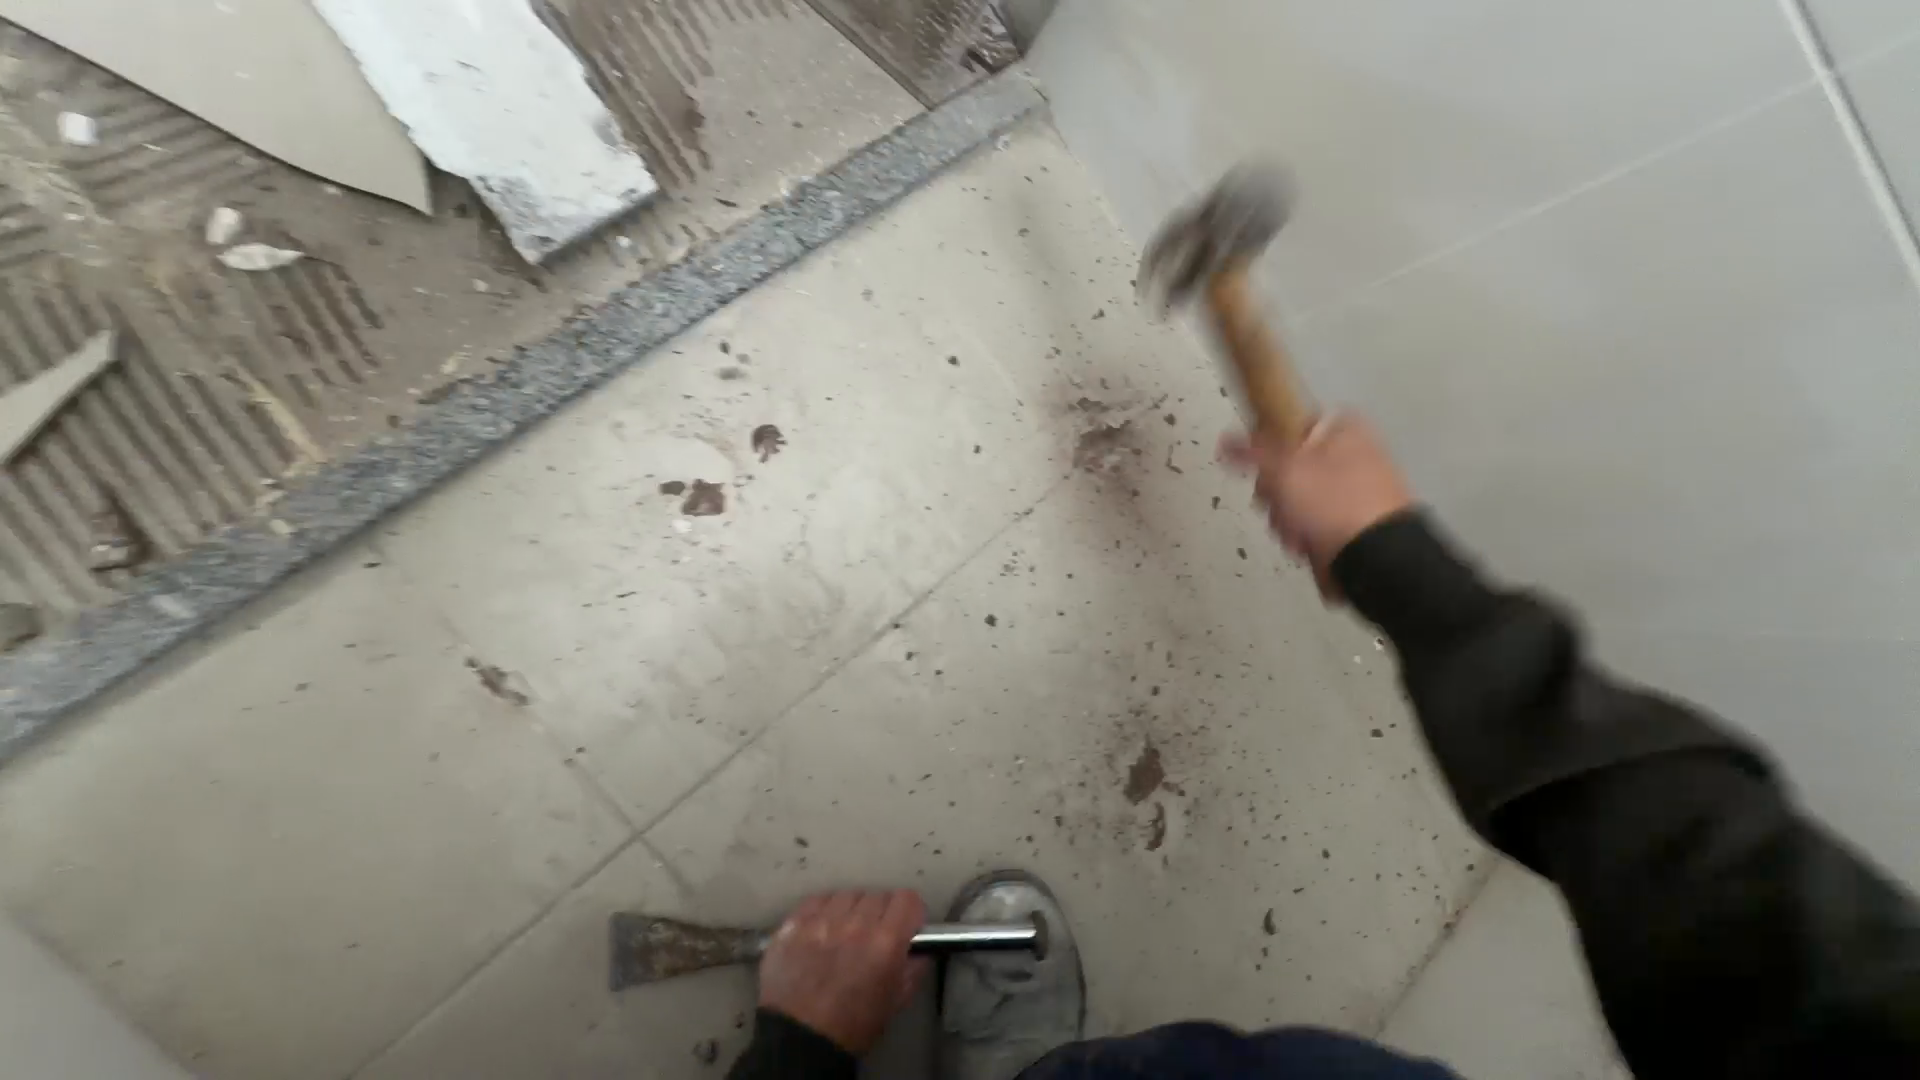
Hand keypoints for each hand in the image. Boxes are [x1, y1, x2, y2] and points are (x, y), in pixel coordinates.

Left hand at [758, 889, 928, 1055]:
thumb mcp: (895, 1001)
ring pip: (848, 895)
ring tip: (844, 933)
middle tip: (872, 935)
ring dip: (851, 910)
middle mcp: (856, 923)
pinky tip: (822, 931)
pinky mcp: (795, 922)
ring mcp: (822, 920)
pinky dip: (824, 911)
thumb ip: (914, 967)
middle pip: (878, 896)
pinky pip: (818, 900)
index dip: (909, 912)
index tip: (905, 925)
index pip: (907, 899)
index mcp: (886, 943)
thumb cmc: (852, 1025)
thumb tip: (920, 947)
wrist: (798, 1041)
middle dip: (880, 913)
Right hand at [1221, 414, 1413, 595]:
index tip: (1259, 464)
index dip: (1268, 442)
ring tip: (1294, 527)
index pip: (1289, 422)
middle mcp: (1351, 453)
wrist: (1376, 559)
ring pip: (1295, 494)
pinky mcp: (1350, 521)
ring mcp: (1352, 489)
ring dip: (1284, 514)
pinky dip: (1302, 531)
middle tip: (1275, 499)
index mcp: (1344, 429)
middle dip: (1274, 488)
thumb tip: (1224, 439)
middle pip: (1288, 462)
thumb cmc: (1331, 504)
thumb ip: (1251, 451)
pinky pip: (1310, 518)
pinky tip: (1304, 541)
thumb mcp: (1284, 470)